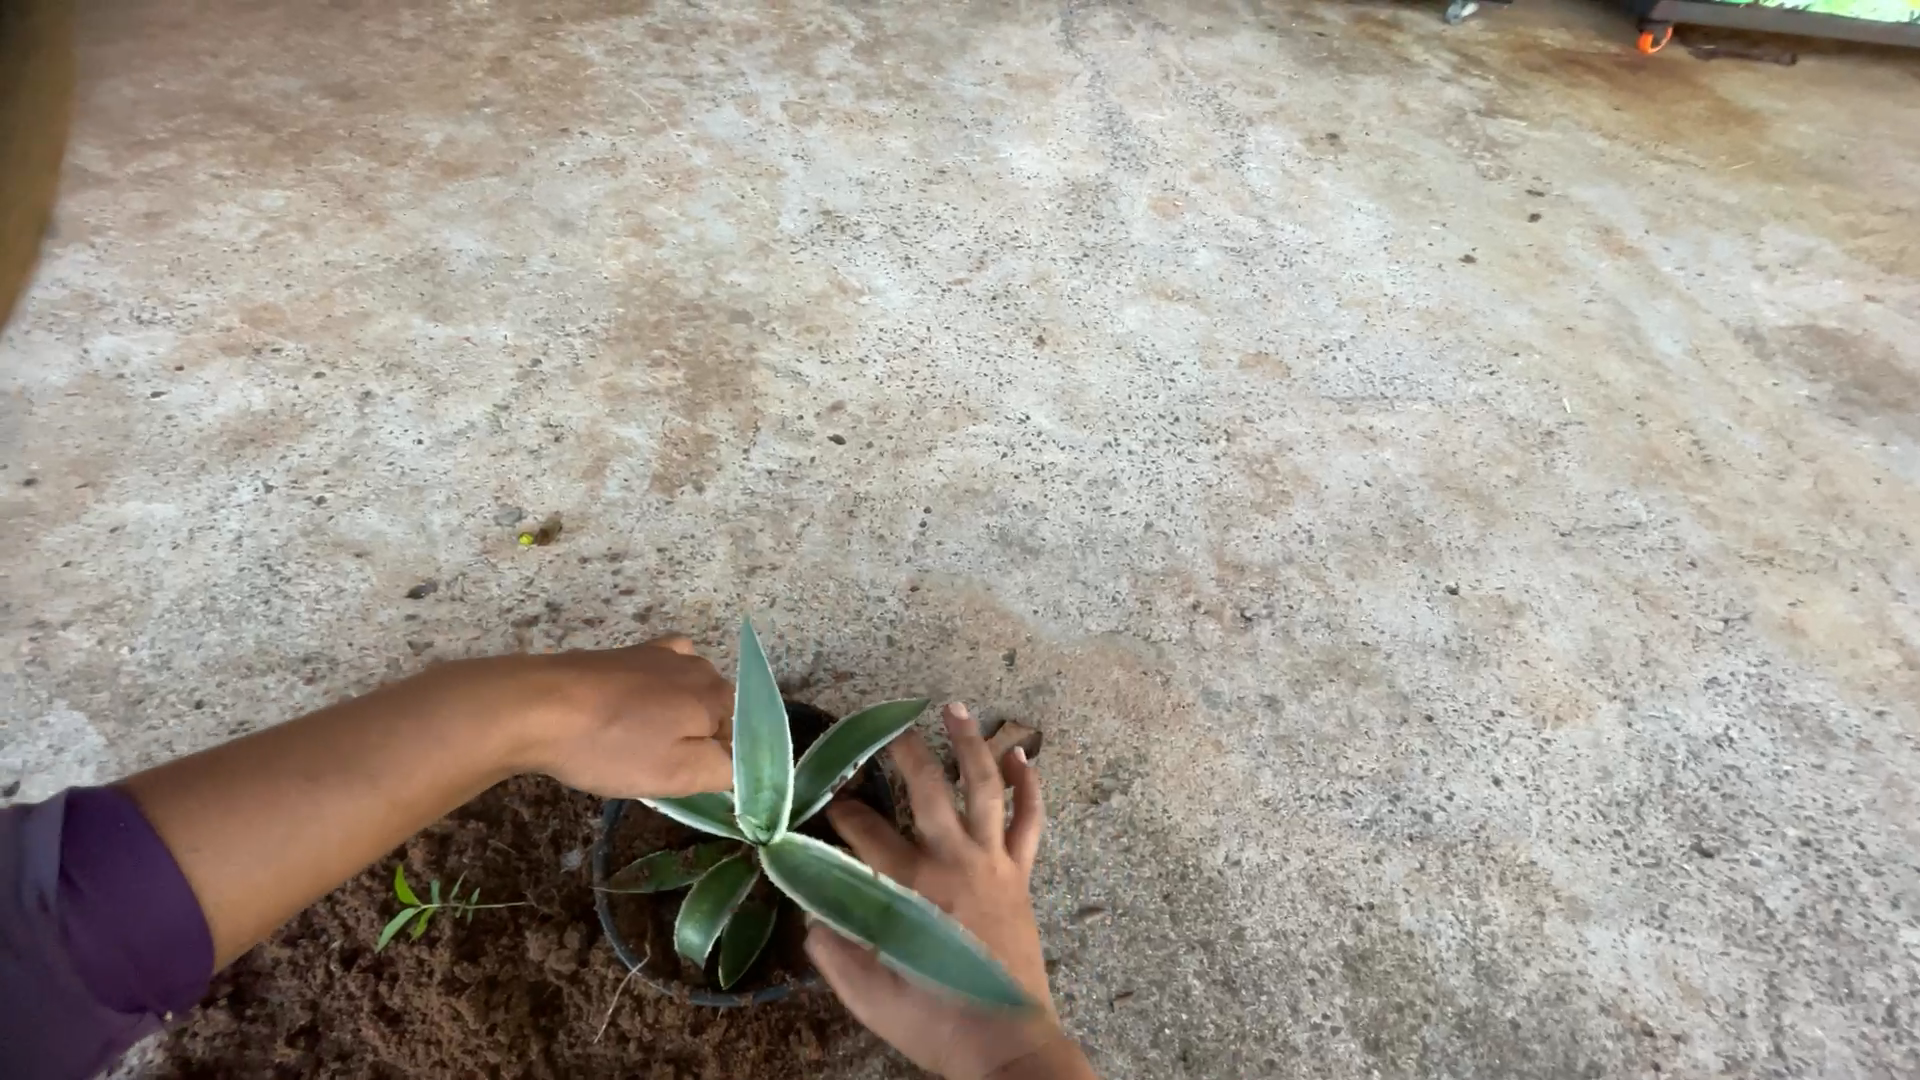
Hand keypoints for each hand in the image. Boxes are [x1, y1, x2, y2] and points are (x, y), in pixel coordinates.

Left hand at [510, 635, 733, 797]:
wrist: (538, 705)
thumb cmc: (611, 745)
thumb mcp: (677, 774)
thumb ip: (727, 770)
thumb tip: (746, 767)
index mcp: (719, 698)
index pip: (739, 741)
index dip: (715, 766)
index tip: (681, 784)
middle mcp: (703, 668)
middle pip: (717, 716)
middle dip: (696, 741)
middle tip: (654, 768)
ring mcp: (667, 654)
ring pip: (690, 695)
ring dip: (675, 719)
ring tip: (636, 742)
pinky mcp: (634, 651)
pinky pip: (664, 670)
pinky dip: (661, 688)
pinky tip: (640, 702)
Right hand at [808, 703, 1089, 1079]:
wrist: (1008, 1044)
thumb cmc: (938, 1021)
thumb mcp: (873, 998)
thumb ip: (837, 954)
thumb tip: (812, 917)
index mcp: (915, 888)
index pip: (867, 834)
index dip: (844, 814)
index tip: (831, 803)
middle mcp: (957, 861)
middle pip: (929, 789)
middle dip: (905, 750)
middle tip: (889, 725)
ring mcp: (994, 862)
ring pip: (985, 788)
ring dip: (969, 744)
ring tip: (956, 707)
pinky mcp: (1020, 873)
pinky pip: (1030, 821)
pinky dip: (1029, 787)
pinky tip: (1021, 756)